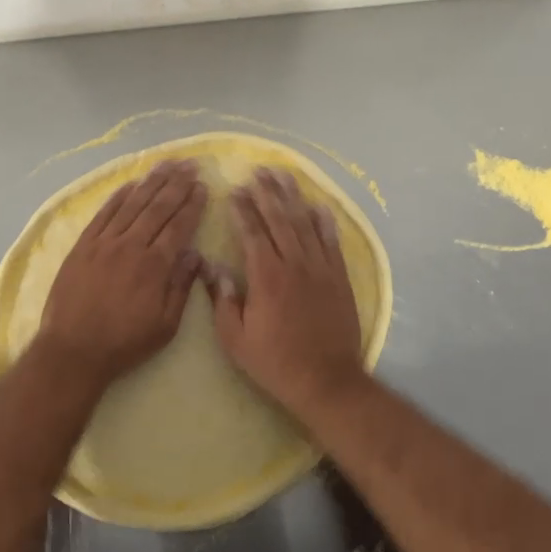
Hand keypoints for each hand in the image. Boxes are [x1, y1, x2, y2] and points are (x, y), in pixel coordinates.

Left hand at [37, 159, 207, 389]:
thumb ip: (181, 287)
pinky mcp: (83, 245)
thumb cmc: (124, 343)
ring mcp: (104, 243)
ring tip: (167, 164)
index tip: (203, 186)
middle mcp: (131, 246)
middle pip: (158, 207)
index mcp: (155, 266)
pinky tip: (131, 184)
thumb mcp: (165, 325)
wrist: (73, 350)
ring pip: (132, 204)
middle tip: (190, 165)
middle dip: (177, 184)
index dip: (192, 204)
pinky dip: (119, 196)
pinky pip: (104, 213)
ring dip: (152, 182)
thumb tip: (195, 255)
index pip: (179, 226)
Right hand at [212, 168, 366, 411]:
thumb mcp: (236, 338)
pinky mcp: (339, 278)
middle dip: (267, 193)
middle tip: (258, 171)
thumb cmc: (275, 362)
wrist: (326, 380)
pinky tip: (318, 206)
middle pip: (279, 219)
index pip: (252, 232)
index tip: (234, 190)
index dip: (242, 209)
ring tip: (284, 176)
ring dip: (293, 198)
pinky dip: (324, 222)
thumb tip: (211, 266)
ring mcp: (320, 268)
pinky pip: (331, 241)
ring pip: (305, 224)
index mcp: (266, 276)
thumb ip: (222, 299)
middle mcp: (295, 264)